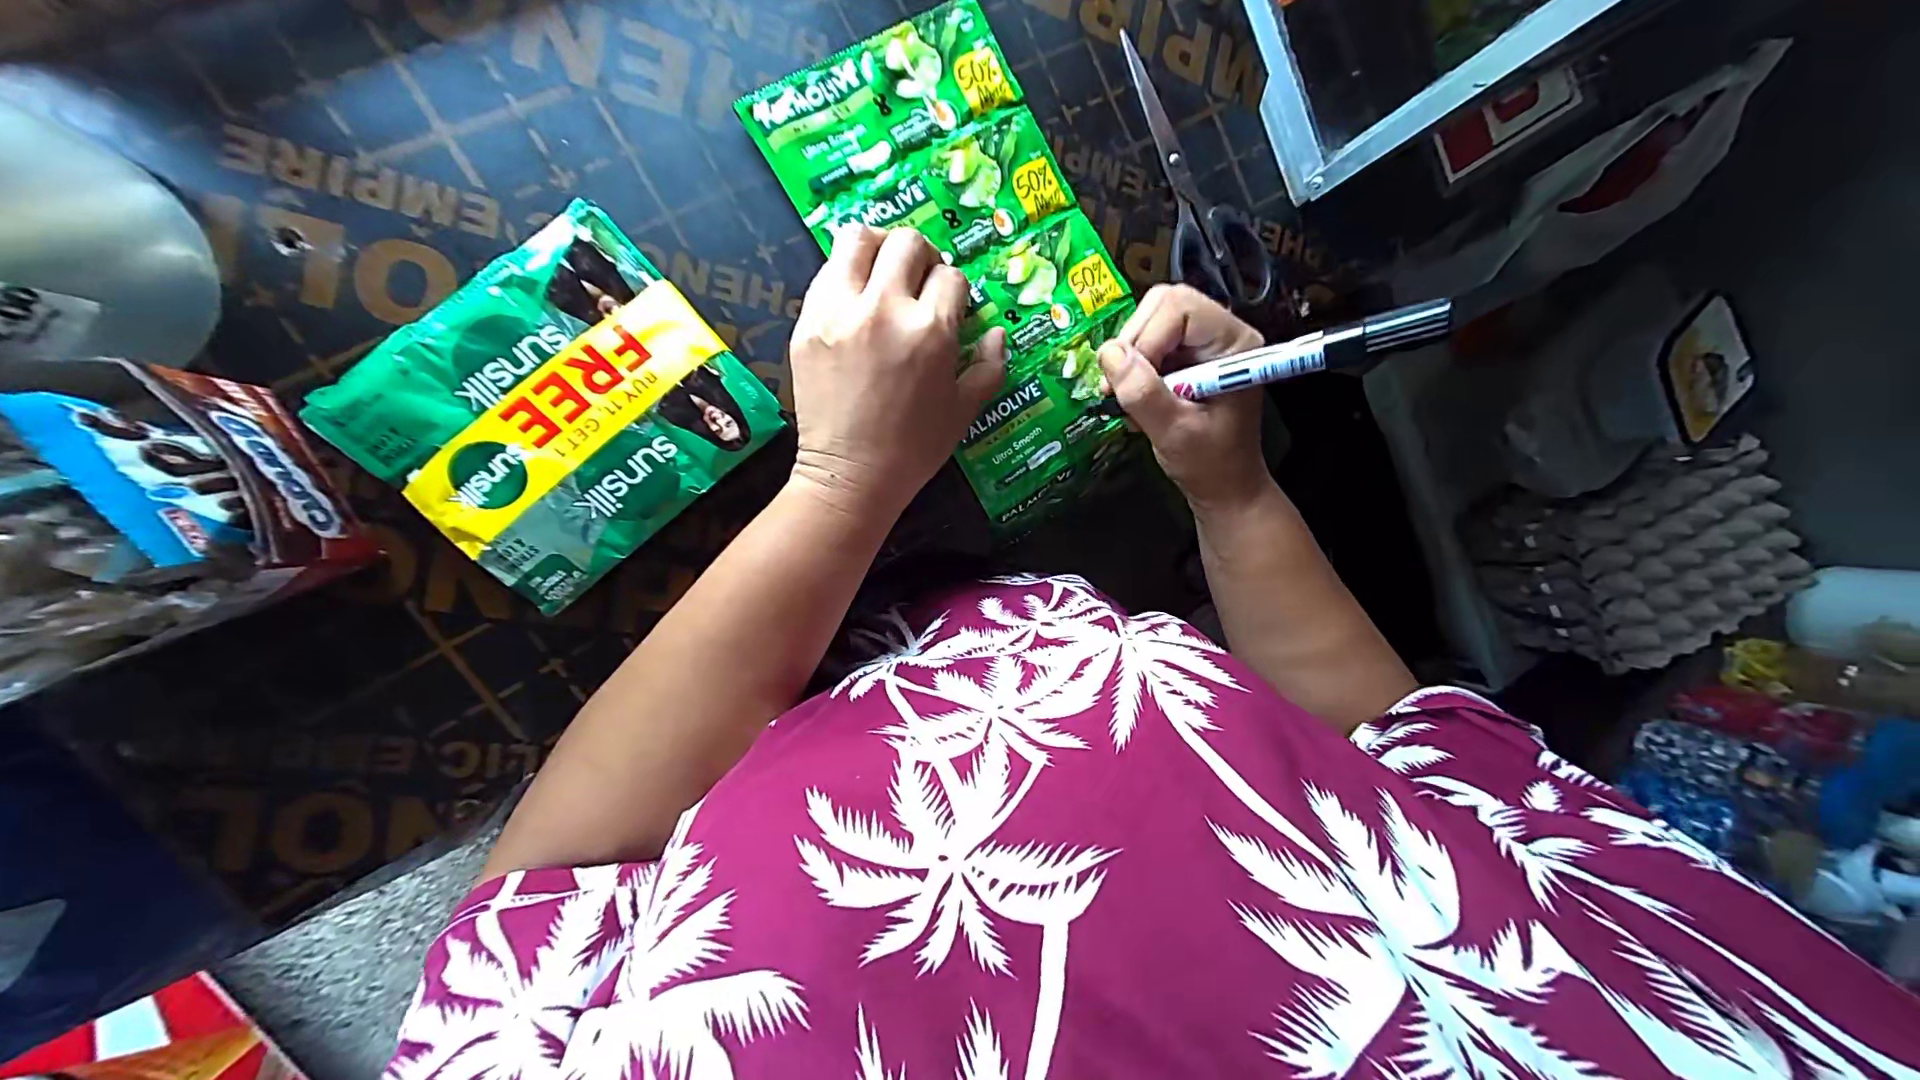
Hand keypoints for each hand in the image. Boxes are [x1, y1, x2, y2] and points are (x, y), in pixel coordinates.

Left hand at [788, 226, 1007, 518]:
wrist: (850, 475)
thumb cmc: (913, 449)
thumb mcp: (964, 411)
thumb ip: (988, 366)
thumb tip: (997, 333)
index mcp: (930, 331)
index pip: (951, 277)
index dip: (956, 289)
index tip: (950, 306)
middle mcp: (884, 309)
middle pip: (908, 242)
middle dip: (923, 255)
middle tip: (920, 279)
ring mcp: (839, 312)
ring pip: (857, 239)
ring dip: (878, 246)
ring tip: (882, 271)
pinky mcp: (807, 323)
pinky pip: (827, 274)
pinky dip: (845, 275)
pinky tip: (854, 299)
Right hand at [1097, 284, 1269, 512]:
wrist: (1223, 486)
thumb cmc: (1209, 464)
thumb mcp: (1174, 432)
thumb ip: (1143, 393)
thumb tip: (1109, 354)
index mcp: (1232, 344)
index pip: (1179, 308)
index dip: (1146, 340)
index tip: (1131, 383)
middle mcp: (1220, 333)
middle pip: (1162, 305)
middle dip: (1132, 344)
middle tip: (1119, 387)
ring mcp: (1201, 344)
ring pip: (1149, 321)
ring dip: (1128, 358)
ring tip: (1127, 398)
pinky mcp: (1185, 357)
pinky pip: (1146, 342)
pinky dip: (1131, 368)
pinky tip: (1135, 399)